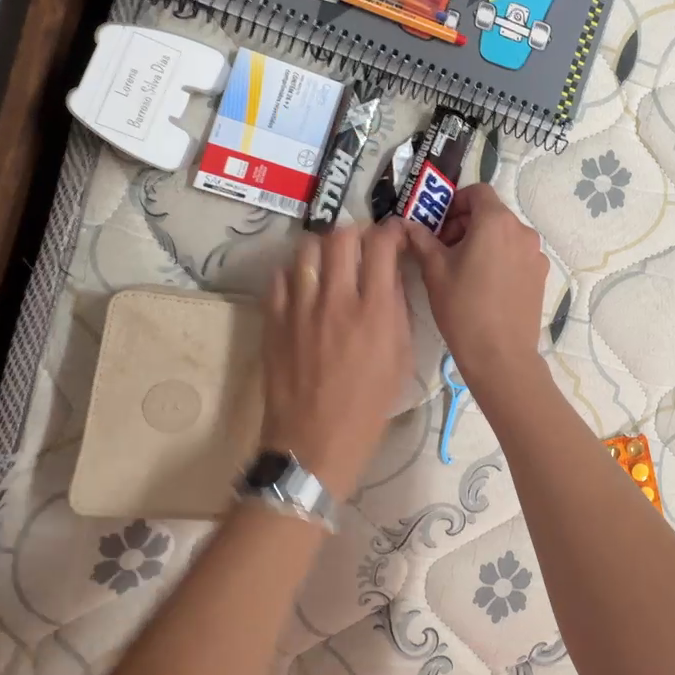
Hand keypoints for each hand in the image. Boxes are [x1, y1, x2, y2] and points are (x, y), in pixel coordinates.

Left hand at [256, 223, 412, 496]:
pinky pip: (280, 277)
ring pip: (307, 249)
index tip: (395, 237)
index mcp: (374, 310)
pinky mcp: (273, 320)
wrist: (314, 442)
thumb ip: (397, 311)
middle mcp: (336, 299)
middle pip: (341, 236)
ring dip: (324, 248)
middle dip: (357, 233)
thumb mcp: (401, 359)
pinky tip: (306, 288)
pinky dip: (296, 273)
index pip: (382, 245)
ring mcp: (299, 307)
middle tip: (362, 247)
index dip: (391, 232)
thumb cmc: (369, 406)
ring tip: (331, 263)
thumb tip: (392, 276)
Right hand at [400, 184, 548, 390]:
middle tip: (443, 249)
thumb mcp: (434, 271)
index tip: (439, 226)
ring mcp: (536, 253)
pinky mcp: (541, 274)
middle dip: (465, 224)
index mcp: (496, 221)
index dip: (455, 203)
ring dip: (483, 241)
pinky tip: (485, 284)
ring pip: (505, 234)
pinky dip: (500, 257)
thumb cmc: (463, 308)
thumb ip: (421, 240)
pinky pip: (517, 254)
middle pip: (492, 213)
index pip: (478, 192)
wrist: (500, 354)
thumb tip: (405, 224)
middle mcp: (522, 231)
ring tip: (462, 269)